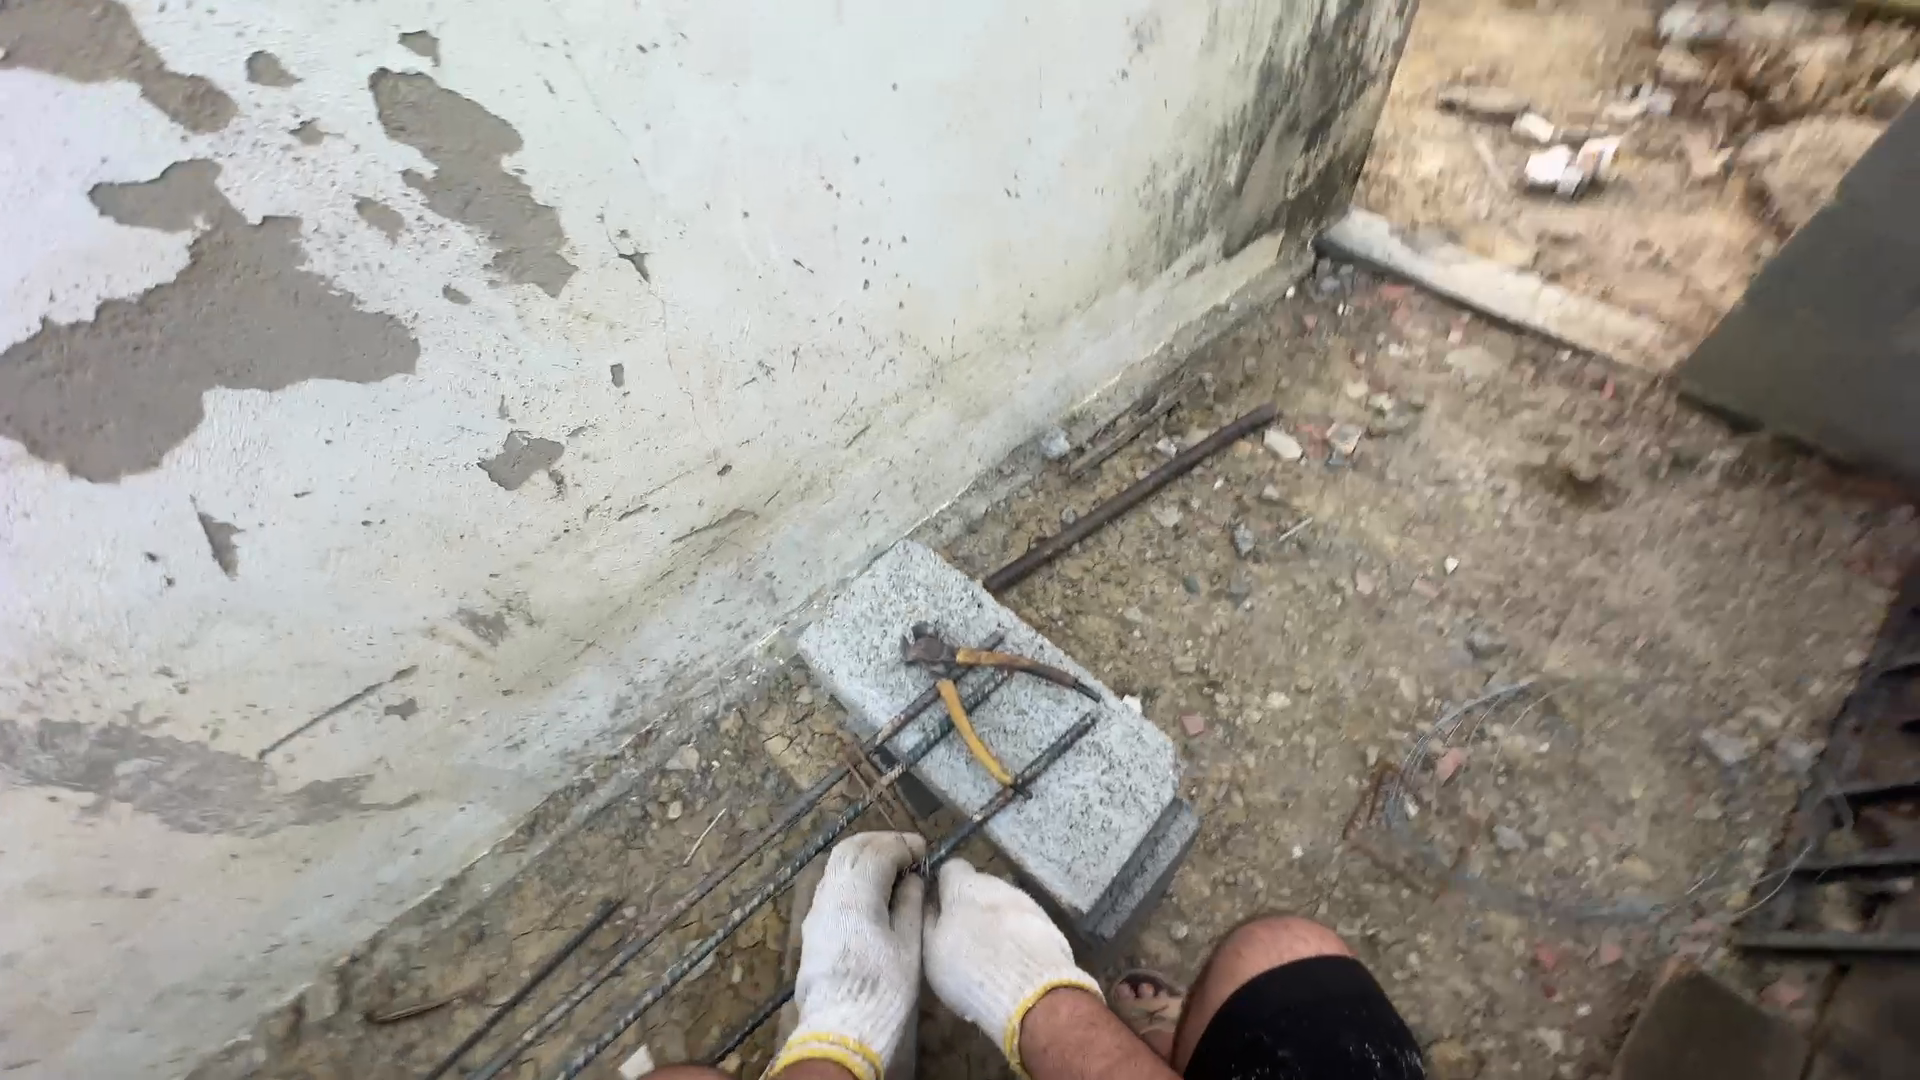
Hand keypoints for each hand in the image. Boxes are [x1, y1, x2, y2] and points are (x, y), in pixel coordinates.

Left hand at [771, 832, 926, 1079]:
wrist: (839, 1032)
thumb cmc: (882, 989)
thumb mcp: (909, 946)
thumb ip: (910, 904)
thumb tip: (912, 879)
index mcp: (856, 893)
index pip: (879, 851)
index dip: (903, 845)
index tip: (924, 850)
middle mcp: (831, 893)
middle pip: (852, 848)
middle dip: (880, 842)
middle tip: (906, 851)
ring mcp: (817, 909)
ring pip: (838, 864)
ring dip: (864, 856)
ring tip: (890, 867)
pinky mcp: (813, 927)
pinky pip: (832, 883)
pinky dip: (853, 874)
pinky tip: (870, 890)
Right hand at [922, 859, 1099, 1078]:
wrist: (1031, 991)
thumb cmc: (969, 969)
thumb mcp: (932, 950)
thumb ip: (928, 919)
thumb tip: (929, 901)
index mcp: (963, 885)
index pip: (950, 868)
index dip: (944, 887)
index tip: (940, 911)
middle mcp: (995, 883)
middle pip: (978, 886)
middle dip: (971, 906)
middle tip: (965, 939)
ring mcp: (1025, 900)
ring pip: (1002, 903)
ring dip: (995, 920)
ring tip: (993, 956)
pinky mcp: (1047, 921)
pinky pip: (1024, 922)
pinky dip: (1017, 935)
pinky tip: (1015, 963)